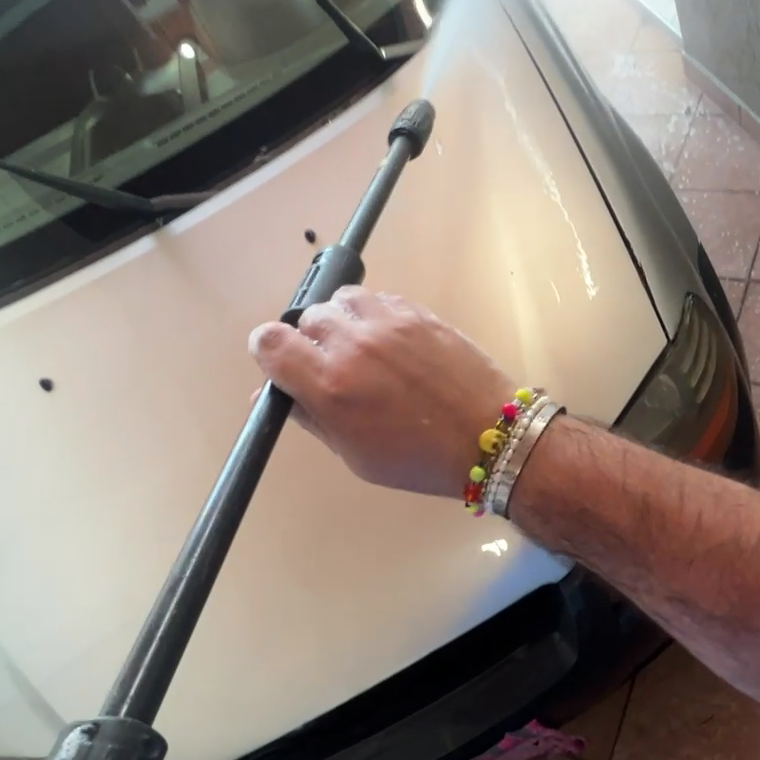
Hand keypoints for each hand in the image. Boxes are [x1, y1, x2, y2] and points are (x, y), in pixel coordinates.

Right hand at [249, 286, 514, 497]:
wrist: (491, 437)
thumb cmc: (421, 459)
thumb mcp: (356, 455)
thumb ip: (311, 418)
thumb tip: (272, 395)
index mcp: (330, 386)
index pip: (268, 342)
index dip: (271, 354)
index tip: (286, 367)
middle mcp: (353, 345)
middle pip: (306, 320)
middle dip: (312, 343)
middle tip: (337, 369)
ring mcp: (388, 323)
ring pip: (342, 302)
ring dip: (345, 323)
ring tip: (366, 352)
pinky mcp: (419, 313)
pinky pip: (379, 299)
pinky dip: (376, 316)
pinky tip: (393, 344)